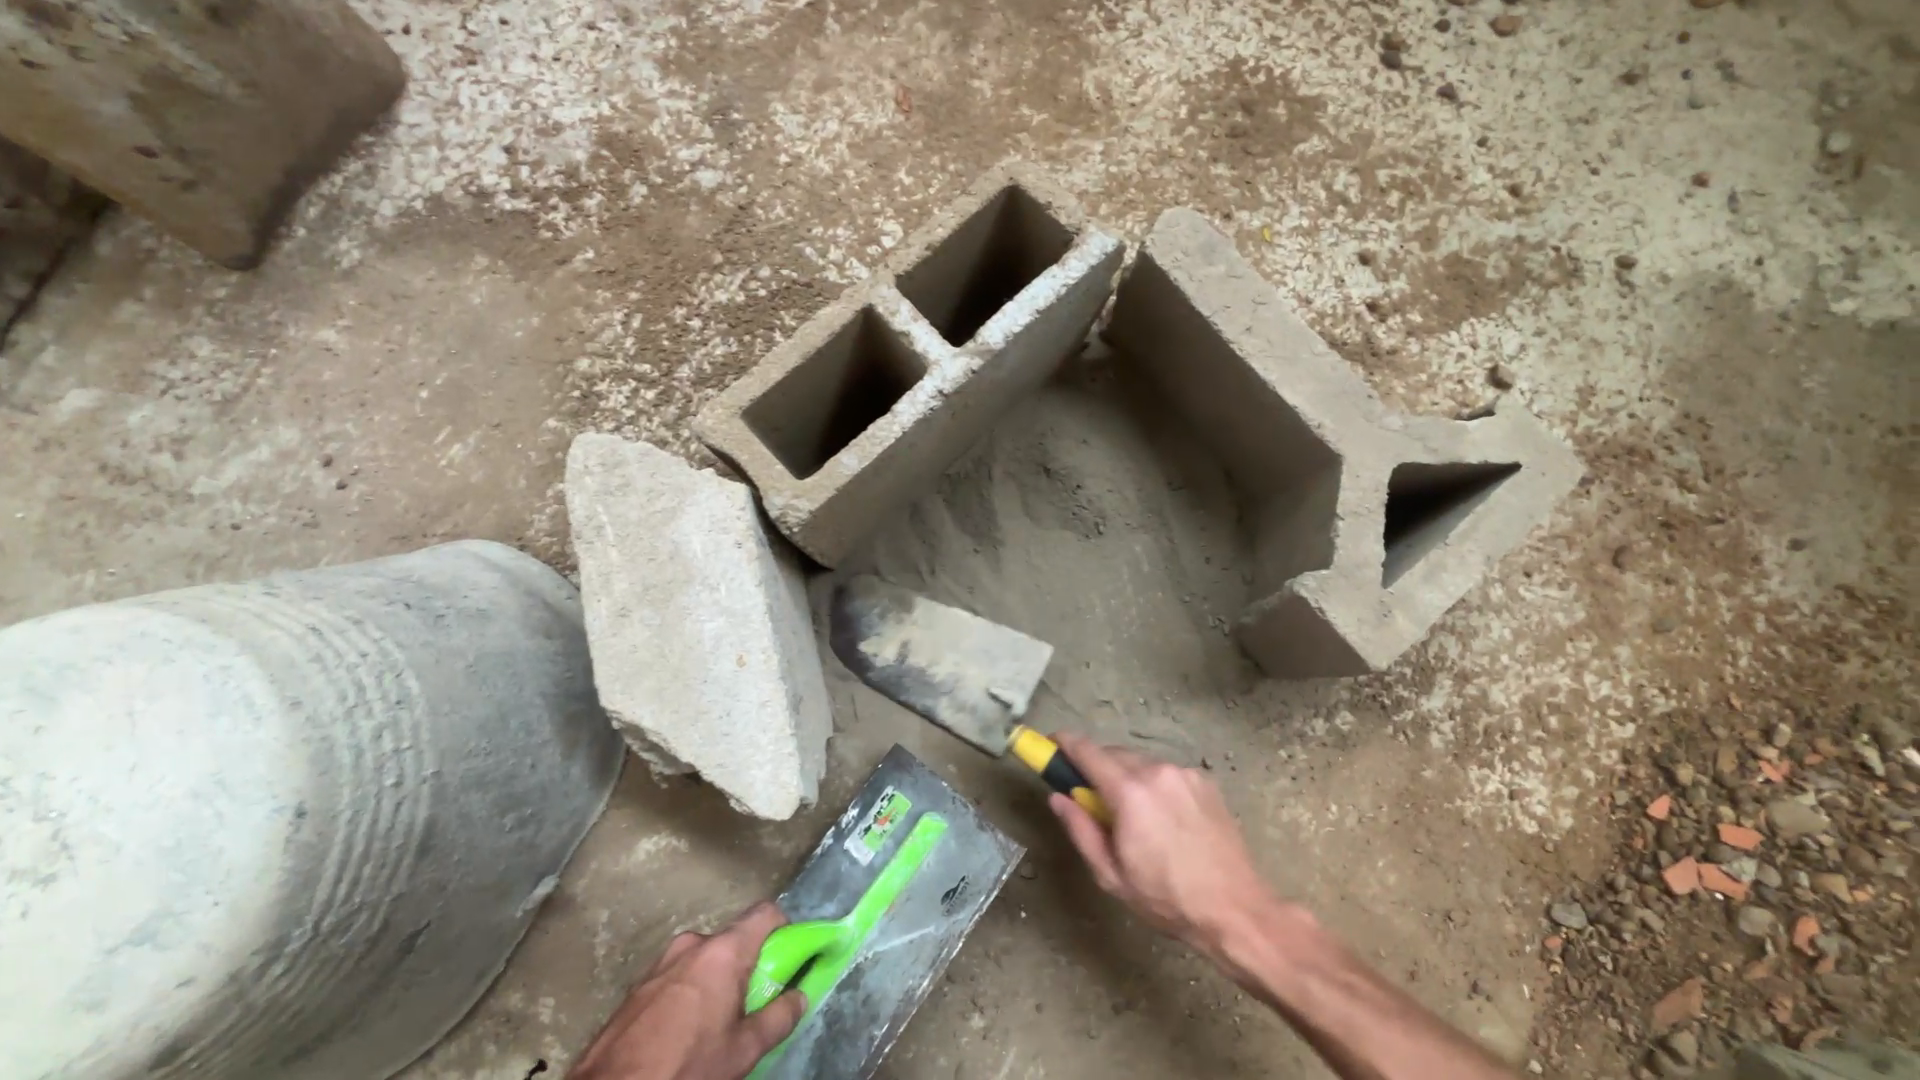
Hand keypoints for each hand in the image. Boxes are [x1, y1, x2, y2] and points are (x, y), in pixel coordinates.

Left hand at [569, 902, 805, 1079]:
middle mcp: (692, 945)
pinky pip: (679, 976)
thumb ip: (779, 1018)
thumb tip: (799, 996)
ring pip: (705, 960)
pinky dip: (691, 993)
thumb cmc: (686, 1068)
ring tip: (715, 1027)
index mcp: (722, 952)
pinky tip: (683, 1034)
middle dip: (750, 967)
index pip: (766, 914)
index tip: (788, 964)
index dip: (785, 932)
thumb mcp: (744, 1050)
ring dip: (719, 982)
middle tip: (753, 1007)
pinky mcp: (638, 985)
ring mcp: (660, 962)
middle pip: (735, 940)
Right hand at [1049, 733, 1279, 955]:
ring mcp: (1186, 775)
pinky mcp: (1206, 782)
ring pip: (1142, 763)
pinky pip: (1167, 774)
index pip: (1087, 752)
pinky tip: (1162, 818)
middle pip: (1114, 754)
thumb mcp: (1111, 874)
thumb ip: (1080, 830)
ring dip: (1127, 777)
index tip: (1051, 744)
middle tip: (1090, 797)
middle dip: (1096, 767)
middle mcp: (1158, 772)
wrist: (1235, 909)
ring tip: (1131, 815)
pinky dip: (1154, 785)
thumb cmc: (1167, 898)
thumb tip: (1058, 798)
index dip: (1065, 744)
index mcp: (1130, 792)